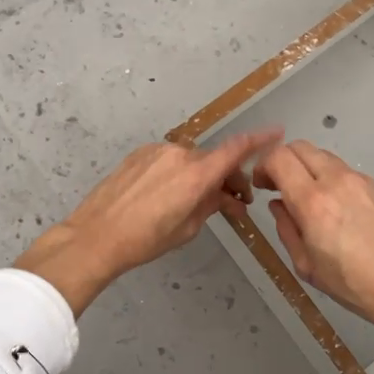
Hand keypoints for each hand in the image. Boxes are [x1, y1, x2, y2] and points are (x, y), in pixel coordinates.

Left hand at [17, 129, 282, 314]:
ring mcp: (156, 152)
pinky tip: (168, 195)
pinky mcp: (138, 155)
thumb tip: (224, 197)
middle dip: (227, 177)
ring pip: (189, 161)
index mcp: (196, 175)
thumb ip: (210, 206)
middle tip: (234, 201)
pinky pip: (168, 161)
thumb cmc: (145, 240)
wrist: (96, 235)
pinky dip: (177, 173)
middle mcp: (179, 155)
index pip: (235, 150)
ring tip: (196, 203)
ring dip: (199, 176)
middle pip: (212, 160)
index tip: (277, 133)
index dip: (259, 140)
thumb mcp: (187, 229)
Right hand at [253, 140, 373, 373]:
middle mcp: (335, 181)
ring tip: (302, 195)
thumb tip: (279, 206)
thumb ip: (287, 230)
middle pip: (299, 147)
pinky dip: (325, 175)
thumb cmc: (355, 286)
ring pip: (321, 155)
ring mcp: (359, 180)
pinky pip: (341, 169)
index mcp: (313, 202)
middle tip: (276, 185)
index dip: (263, 167)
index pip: (278, 159)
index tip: (261, 185)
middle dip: (281, 161)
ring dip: (305, 167)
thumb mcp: (307, 266)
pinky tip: (328, 203)